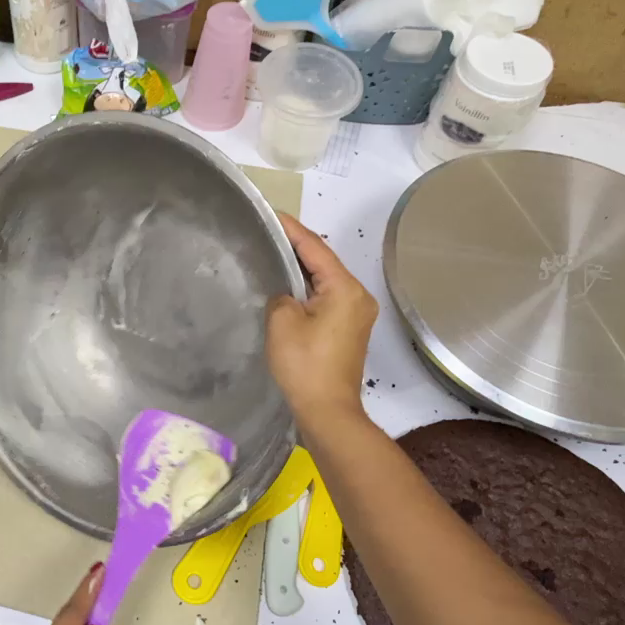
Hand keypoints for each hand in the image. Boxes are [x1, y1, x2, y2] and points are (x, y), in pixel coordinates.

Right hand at [267, 213, 378, 423]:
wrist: (327, 411)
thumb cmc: (305, 365)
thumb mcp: (282, 321)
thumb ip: (282, 294)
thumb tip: (287, 295)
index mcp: (345, 288)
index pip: (315, 247)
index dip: (291, 228)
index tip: (270, 212)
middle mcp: (359, 295)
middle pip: (324, 261)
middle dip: (296, 246)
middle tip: (266, 231)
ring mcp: (357, 313)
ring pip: (326, 279)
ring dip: (302, 268)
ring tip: (272, 253)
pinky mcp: (350, 329)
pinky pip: (327, 297)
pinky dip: (308, 288)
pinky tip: (287, 285)